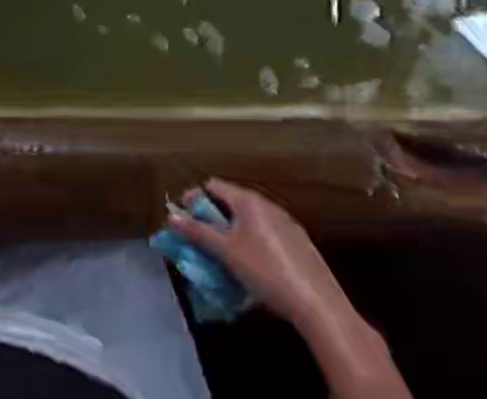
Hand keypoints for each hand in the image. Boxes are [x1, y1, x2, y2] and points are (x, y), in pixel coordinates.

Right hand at [166, 178, 352, 330]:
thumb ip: (199, 232)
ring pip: (247, 219)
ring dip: (229, 232)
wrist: (315, 301)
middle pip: (230, 202)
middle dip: (210, 219)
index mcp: (248, 200)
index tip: (181, 218)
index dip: (194, 199)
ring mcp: (283, 221)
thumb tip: (171, 215)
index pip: (214, 186)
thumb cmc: (265, 270)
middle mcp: (266, 204)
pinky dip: (248, 241)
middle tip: (197, 240)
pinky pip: (263, 233)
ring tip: (219, 256)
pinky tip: (249, 266)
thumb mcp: (227, 252)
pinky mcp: (295, 241)